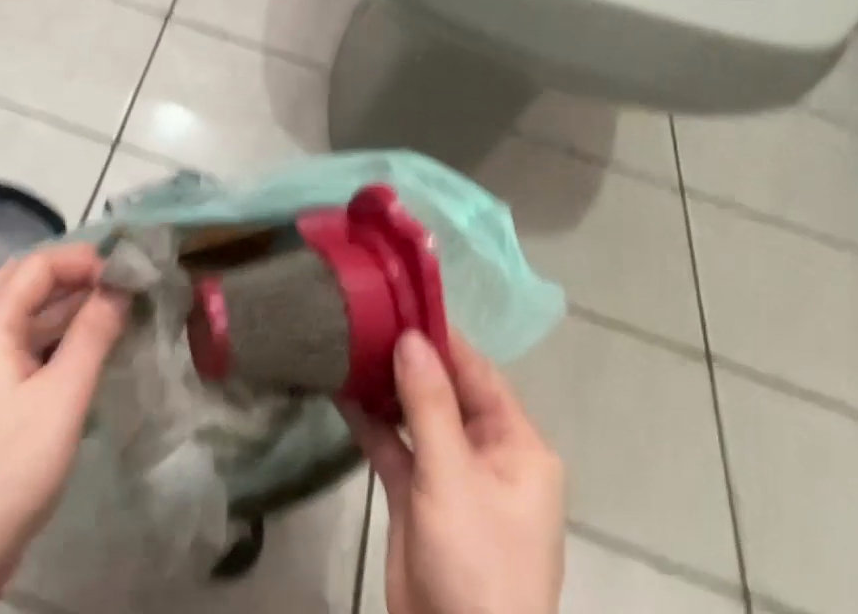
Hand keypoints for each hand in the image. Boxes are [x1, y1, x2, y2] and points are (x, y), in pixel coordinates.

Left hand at [0, 242, 128, 613]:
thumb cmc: (12, 466)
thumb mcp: (62, 398)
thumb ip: (91, 337)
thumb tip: (117, 287)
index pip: (33, 267)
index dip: (79, 260)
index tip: (124, 269)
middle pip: (18, 285)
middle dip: (67, 277)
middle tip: (115, 284)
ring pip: (16, 319)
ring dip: (58, 309)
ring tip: (109, 311)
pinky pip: (14, 349)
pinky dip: (48, 340)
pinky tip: (80, 353)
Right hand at [346, 331, 564, 613]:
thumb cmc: (477, 558)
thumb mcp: (454, 476)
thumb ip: (429, 406)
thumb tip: (409, 338)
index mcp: (518, 446)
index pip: (479, 376)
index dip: (441, 339)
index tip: (399, 299)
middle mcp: (487, 454)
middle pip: (445, 393)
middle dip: (406, 360)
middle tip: (360, 317)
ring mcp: (450, 476)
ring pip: (415, 418)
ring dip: (384, 389)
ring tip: (344, 345)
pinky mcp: (417, 497)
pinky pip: (393, 448)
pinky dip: (370, 423)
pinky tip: (339, 392)